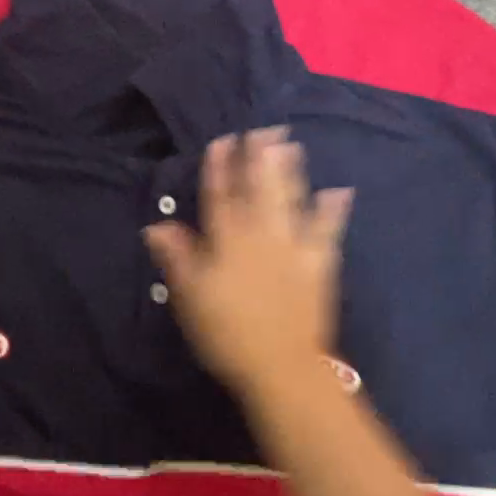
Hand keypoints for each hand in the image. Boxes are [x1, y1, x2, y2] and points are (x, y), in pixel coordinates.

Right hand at [144, 128, 352, 396]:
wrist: (282, 366)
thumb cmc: (227, 334)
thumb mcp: (190, 298)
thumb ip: (177, 258)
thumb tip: (156, 225)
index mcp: (227, 243)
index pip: (220, 198)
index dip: (220, 168)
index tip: (222, 141)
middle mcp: (261, 236)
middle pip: (258, 190)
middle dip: (258, 158)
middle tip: (262, 129)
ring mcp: (293, 247)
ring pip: (291, 200)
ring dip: (291, 172)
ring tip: (290, 144)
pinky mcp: (318, 264)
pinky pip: (327, 231)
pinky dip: (333, 210)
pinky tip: (339, 190)